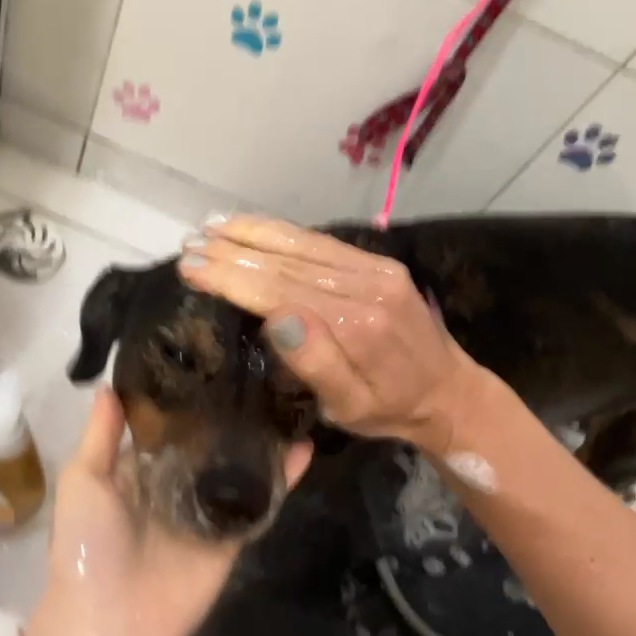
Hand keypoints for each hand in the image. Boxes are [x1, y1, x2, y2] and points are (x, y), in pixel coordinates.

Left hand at [25, 387, 310, 635]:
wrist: (107, 623)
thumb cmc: (86, 545)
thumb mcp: (84, 481)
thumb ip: (101, 436)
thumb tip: (110, 384)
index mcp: (138, 468)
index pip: (169, 421)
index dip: (188, 391)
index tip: (213, 348)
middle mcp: (176, 483)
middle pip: (210, 440)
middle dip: (232, 409)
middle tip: (266, 361)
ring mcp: (207, 511)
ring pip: (240, 466)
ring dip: (263, 437)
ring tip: (292, 391)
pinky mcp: (232, 538)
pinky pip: (260, 503)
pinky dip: (283, 477)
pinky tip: (306, 444)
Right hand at [179, 216, 489, 452]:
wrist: (448, 392)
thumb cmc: (388, 409)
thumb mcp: (350, 407)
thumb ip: (317, 364)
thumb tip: (276, 318)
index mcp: (356, 327)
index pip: (280, 293)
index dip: (232, 277)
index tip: (191, 267)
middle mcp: (366, 287)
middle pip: (287, 262)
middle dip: (233, 251)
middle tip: (187, 245)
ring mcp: (375, 270)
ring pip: (302, 244)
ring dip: (252, 234)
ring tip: (210, 227)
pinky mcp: (377, 264)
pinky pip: (321, 242)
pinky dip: (282, 232)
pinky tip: (254, 227)